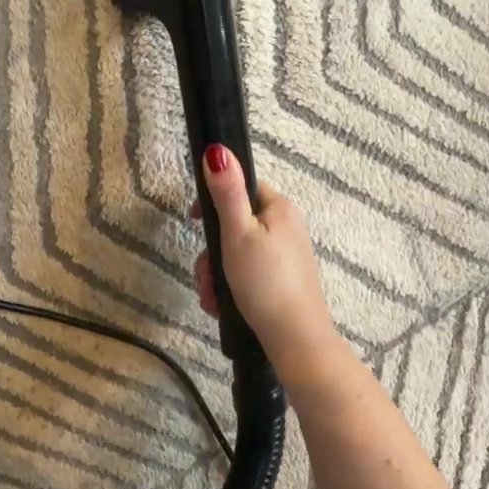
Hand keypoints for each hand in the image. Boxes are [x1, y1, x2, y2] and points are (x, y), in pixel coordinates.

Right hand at [192, 144, 340, 364]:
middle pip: (234, 227)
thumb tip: (218, 149)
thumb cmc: (265, 281)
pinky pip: (247, 277)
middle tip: (205, 276)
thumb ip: (226, 192)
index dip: (214, 203)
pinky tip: (223, 308)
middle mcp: (286, 229)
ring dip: (216, 276)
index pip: (242, 188)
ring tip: (212, 299)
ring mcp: (285, 258)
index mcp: (279, 209)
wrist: (295, 339)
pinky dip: (230, 290)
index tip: (193, 222)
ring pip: (236, 256)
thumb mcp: (237, 233)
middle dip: (211, 254)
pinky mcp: (282, 283)